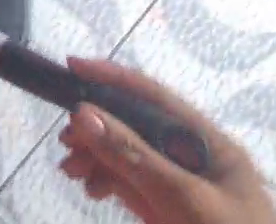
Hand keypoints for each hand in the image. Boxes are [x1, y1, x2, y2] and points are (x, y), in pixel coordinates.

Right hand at [57, 58, 275, 223]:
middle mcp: (192, 158)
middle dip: (96, 126)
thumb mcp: (184, 201)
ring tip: (70, 169)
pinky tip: (90, 188)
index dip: (112, 77)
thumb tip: (82, 111)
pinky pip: (127, 180)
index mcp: (210, 145)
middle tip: (65, 139)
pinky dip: (103, 178)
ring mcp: (178, 185)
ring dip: (93, 154)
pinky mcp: (166, 209)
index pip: (156, 96)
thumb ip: (134, 156)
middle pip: (134, 124)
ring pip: (125, 152)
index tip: (71, 66)